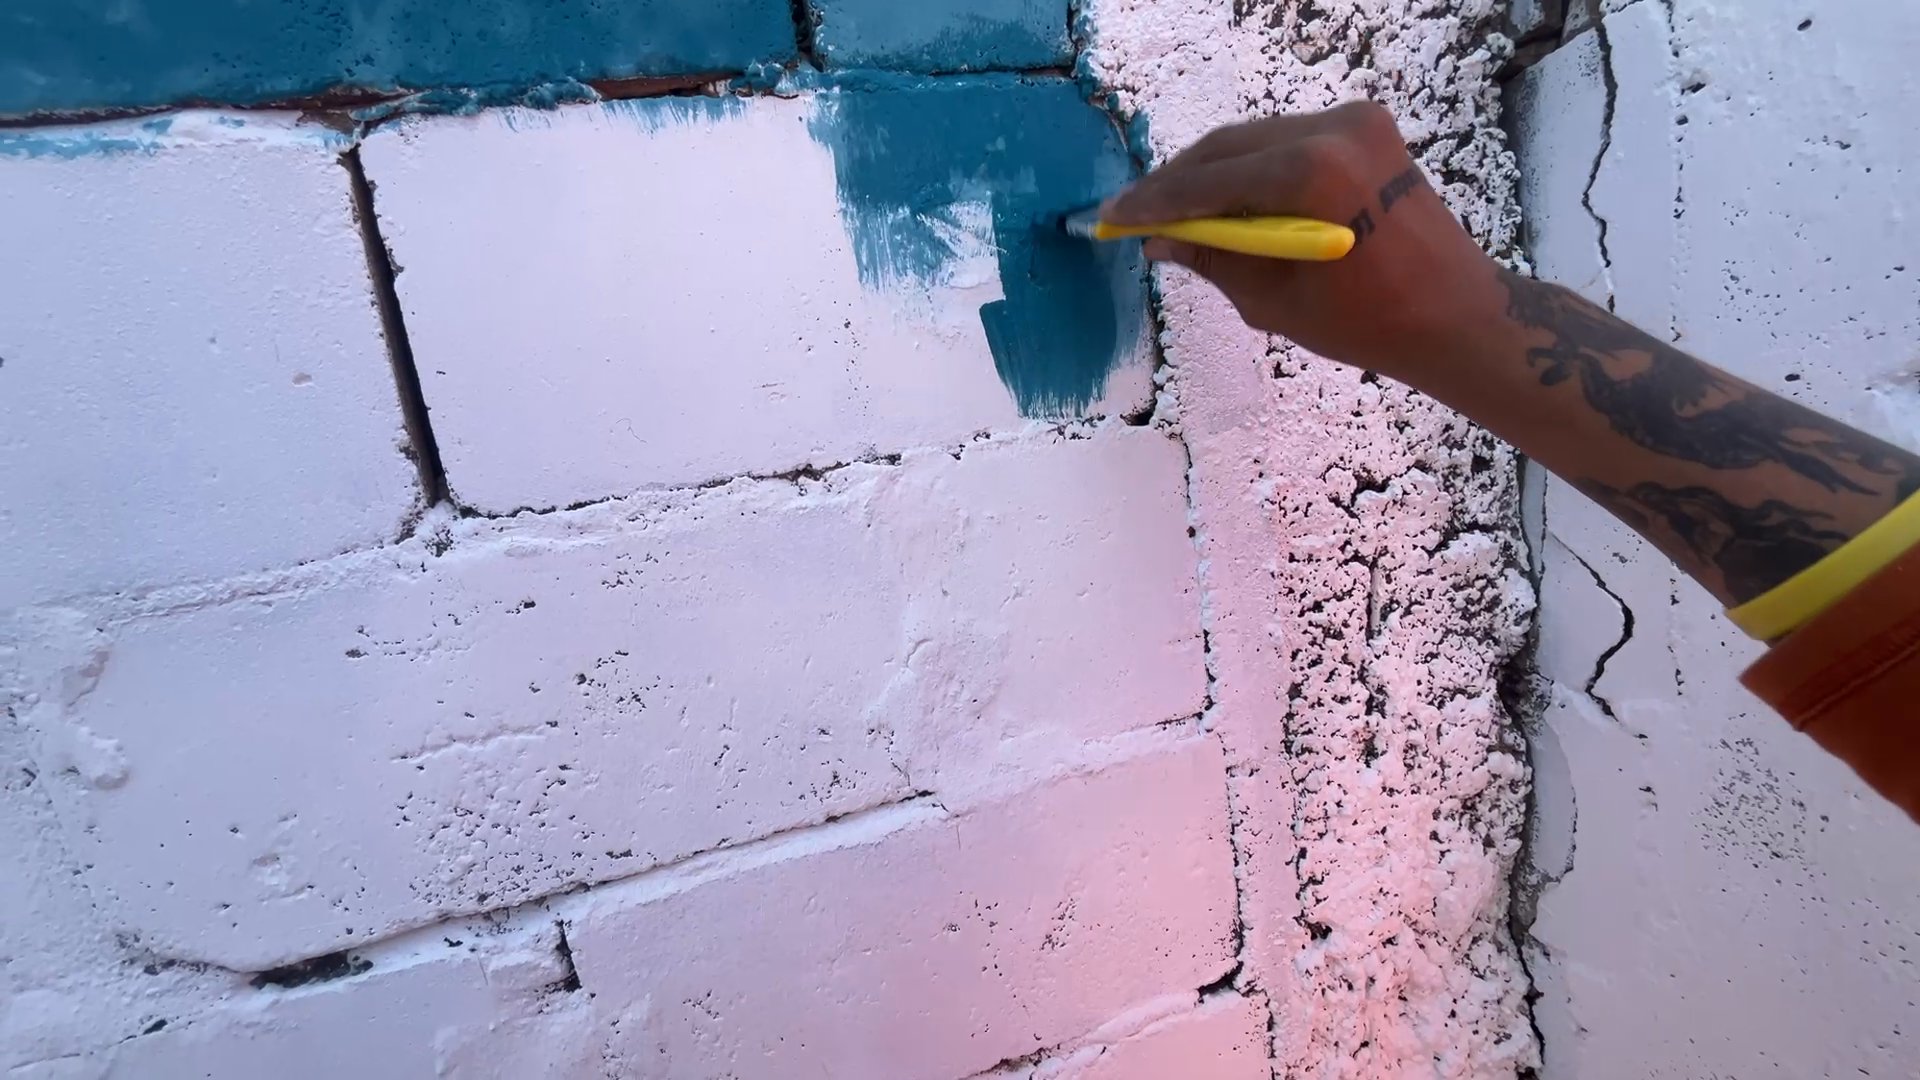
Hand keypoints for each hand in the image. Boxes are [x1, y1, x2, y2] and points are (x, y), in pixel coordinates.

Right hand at [1103, 101, 1498, 380]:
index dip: (1152, 202)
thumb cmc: (1364, 322)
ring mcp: (1353, 120)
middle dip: (1173, 183)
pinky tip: (1218, 200)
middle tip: (1132, 214)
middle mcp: (1333, 127)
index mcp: (1312, 172)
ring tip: (1167, 211)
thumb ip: (1212, 257)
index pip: (1207, 181)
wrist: (1451, 312)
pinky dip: (1244, 171)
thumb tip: (1159, 241)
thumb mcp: (1272, 298)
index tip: (1111, 216)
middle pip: (1226, 147)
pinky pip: (1281, 143)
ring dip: (1205, 175)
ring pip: (1251, 140)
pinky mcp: (1363, 128)